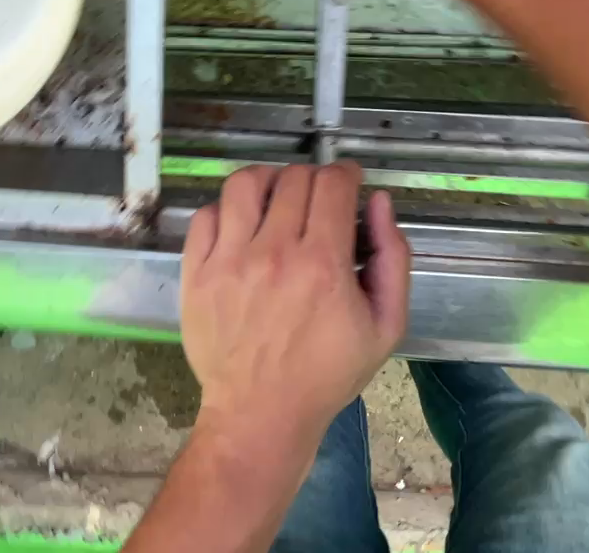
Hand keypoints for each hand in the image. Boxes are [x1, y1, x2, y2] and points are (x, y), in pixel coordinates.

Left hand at [179, 163, 411, 452]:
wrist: (260, 414)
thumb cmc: (327, 372)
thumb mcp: (385, 326)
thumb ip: (392, 259)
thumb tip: (379, 202)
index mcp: (322, 264)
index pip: (332, 184)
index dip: (345, 173)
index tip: (348, 181)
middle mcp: (274, 252)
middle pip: (293, 179)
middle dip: (314, 179)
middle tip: (318, 198)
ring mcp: (229, 260)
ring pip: (245, 183)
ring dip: (268, 180)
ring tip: (277, 197)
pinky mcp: (196, 271)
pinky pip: (206, 214)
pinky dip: (227, 208)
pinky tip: (242, 224)